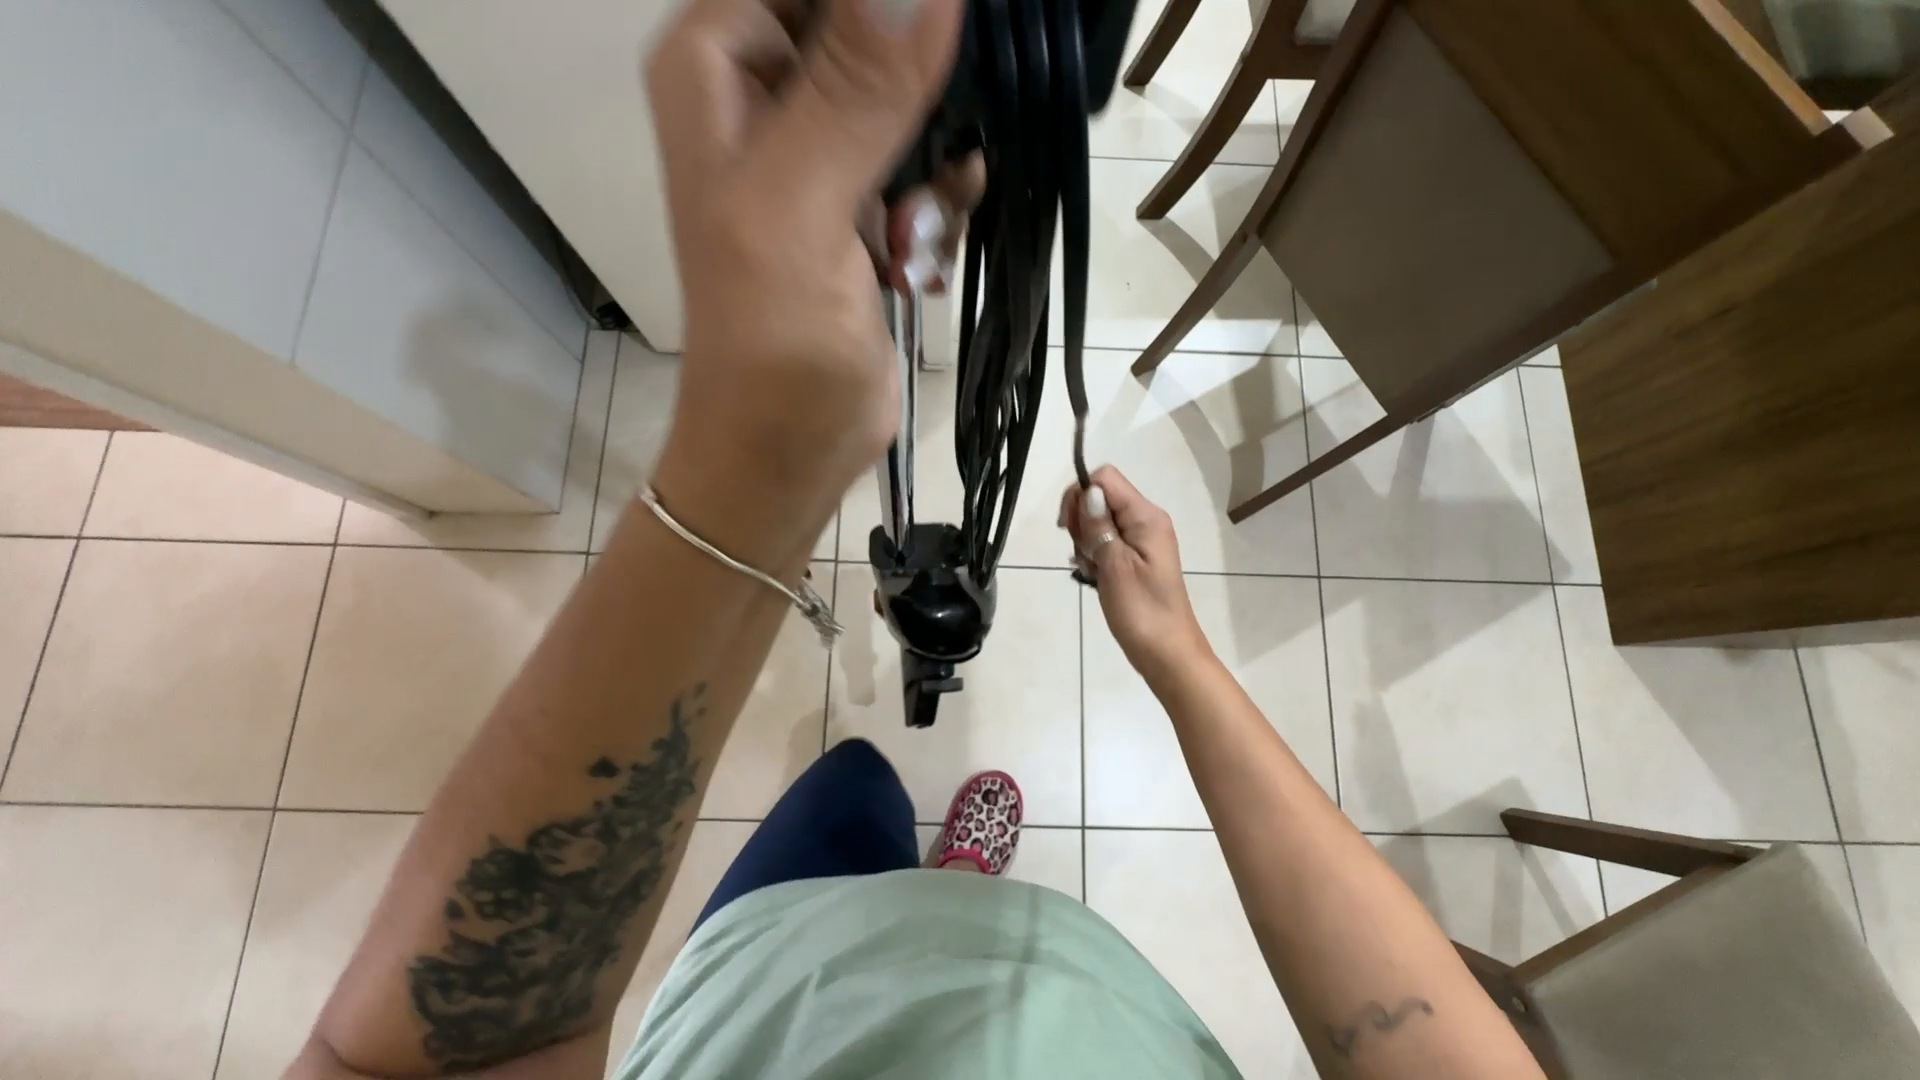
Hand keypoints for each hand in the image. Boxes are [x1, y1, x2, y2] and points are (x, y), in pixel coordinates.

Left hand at [645, 0, 968, 557]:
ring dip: (935, 160)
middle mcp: (765, 88)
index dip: (888, 5)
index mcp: (717, 62)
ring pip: (915, 88)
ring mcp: (819, 147)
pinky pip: (928, 156)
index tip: (947, 45)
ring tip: (914, 233)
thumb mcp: (798, 210)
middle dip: (923, 86)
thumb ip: (855, 92)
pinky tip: (920, 256)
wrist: (789, 449)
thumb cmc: (771, 347)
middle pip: (871, 20)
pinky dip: (940, 201)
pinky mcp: (863, 201)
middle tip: (921, 169)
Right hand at [1061, 467, 1211, 681]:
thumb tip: (1088, 491)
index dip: (1079, 495)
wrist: (1167, 653)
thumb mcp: (1115, 567)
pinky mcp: (1134, 558)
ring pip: (1098, 522)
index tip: (1066, 527)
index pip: (1105, 478)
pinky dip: (1093, 556)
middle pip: (1099, 498)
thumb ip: (1100, 526)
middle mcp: (1146, 521)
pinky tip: (1094, 577)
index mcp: (1146, 517)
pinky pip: (1105, 542)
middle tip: (1086, 557)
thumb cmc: (1142, 611)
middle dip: (1081, 523)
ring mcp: (1140, 540)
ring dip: (1085, 543)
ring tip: (1093, 572)